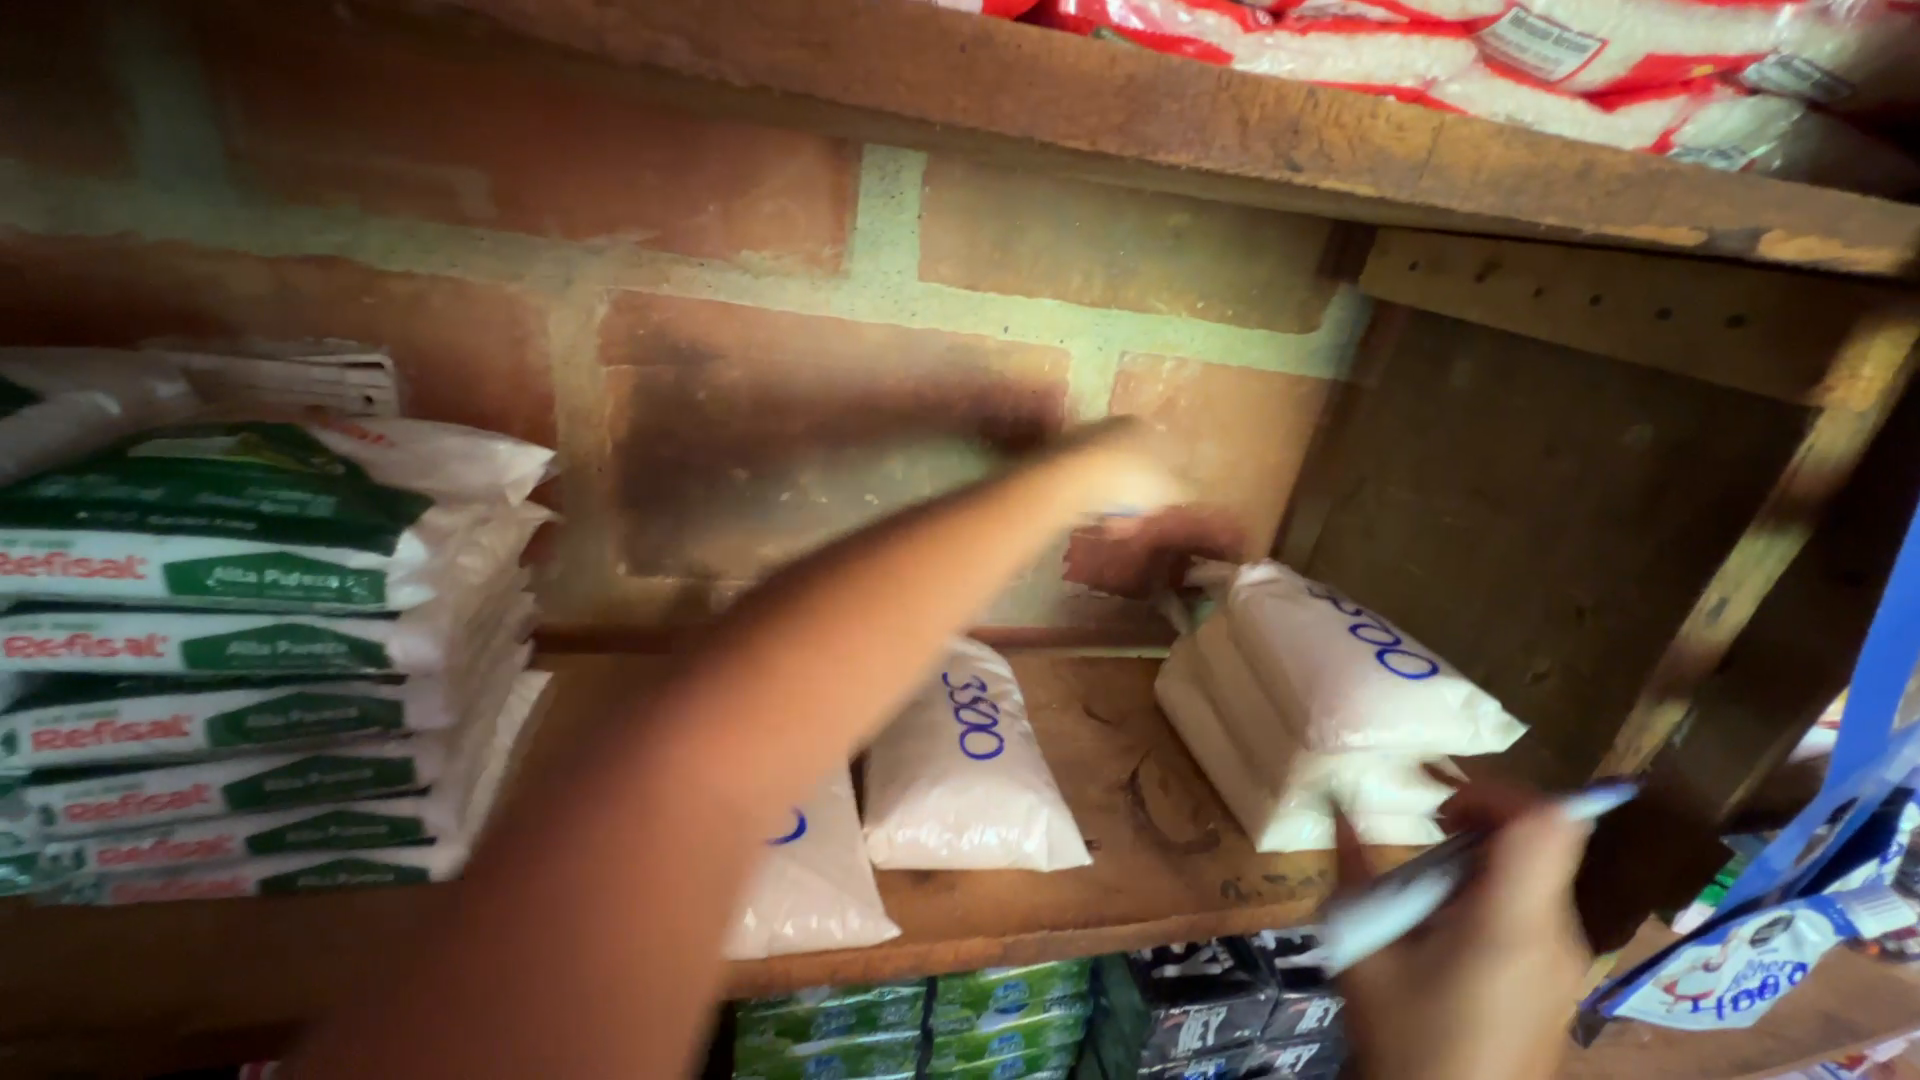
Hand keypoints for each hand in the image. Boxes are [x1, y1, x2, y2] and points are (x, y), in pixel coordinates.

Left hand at [1030, 416, 1186, 518]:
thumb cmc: (1130, 479)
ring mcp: (1083, 443)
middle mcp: (1112, 427)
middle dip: (1135, 500)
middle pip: (1133, 469)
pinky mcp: (1059, 462)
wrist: (1071, 479)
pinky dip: (1090, 504)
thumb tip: (1191, 489)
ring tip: (1112, 524)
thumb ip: (1184, 488)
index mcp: (1143, 426)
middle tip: (1135, 520)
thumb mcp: (1169, 488)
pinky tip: (1092, 519)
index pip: (1165, 452)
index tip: (1162, 505)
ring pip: (1108, 482)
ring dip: (1113, 506)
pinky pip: (1085, 488)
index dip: (1167, 482)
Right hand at [1335, 775, 1593, 1079]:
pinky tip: (1441, 916)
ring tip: (1422, 872)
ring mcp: (1564, 963)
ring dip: (1480, 854)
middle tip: (1422, 823)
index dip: (1495, 790)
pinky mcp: (1555, 982)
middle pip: (1541, 842)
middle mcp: (1556, 936)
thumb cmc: (1408, 1040)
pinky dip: (1489, 888)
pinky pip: (1531, 907)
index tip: (1435, 799)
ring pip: (1535, 874)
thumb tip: (1339, 811)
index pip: (1546, 822)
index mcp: (1513, 923)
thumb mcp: (1364, 951)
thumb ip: (1354, 871)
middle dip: (1479, 818)